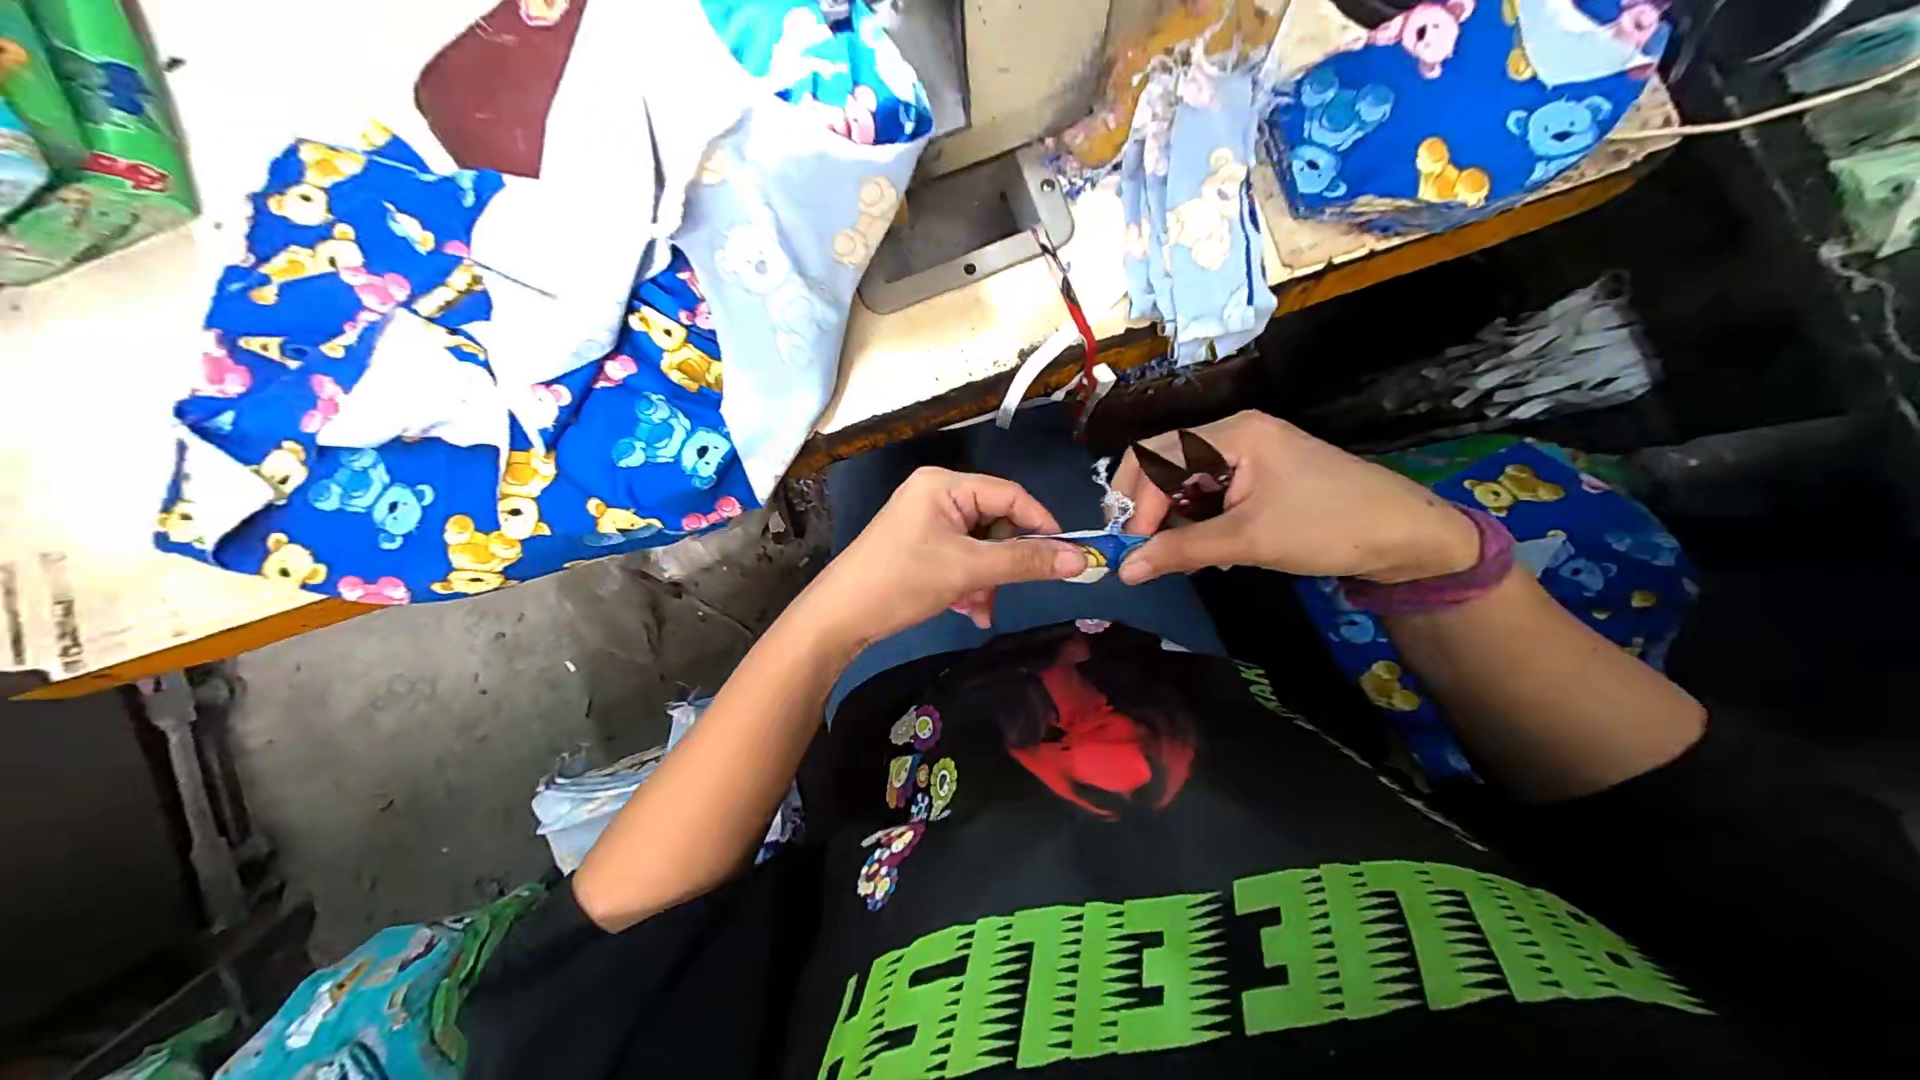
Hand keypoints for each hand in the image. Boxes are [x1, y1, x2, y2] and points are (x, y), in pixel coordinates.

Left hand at [795, 467, 1088, 648]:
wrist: (839, 617)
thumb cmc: (903, 582)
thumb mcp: (968, 570)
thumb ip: (1025, 562)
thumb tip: (1080, 559)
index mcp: (945, 485)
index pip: (1011, 495)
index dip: (1041, 525)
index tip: (1065, 557)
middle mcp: (937, 495)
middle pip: (996, 523)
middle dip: (1005, 563)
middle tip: (1011, 591)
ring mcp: (927, 521)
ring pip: (981, 547)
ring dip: (988, 581)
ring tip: (980, 610)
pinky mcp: (921, 546)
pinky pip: (962, 559)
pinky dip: (970, 584)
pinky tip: (967, 611)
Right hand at [1112, 411, 1479, 584]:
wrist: (1407, 537)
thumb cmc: (1329, 528)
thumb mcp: (1249, 541)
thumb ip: (1181, 551)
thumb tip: (1123, 570)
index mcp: (1234, 434)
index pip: (1156, 456)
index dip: (1136, 503)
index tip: (1132, 548)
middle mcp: (1234, 434)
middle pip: (1162, 461)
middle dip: (1144, 506)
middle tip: (1137, 547)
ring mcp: (1246, 453)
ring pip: (1180, 480)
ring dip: (1169, 517)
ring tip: (1175, 556)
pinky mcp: (1255, 476)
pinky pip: (1205, 493)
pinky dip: (1194, 521)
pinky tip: (1202, 551)